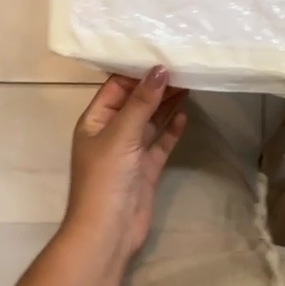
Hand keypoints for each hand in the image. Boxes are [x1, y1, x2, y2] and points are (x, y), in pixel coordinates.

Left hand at [64, 68, 188, 260]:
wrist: (108, 230)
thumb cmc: (105, 179)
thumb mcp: (121, 135)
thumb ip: (142, 102)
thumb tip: (160, 69)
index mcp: (95, 121)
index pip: (116, 87)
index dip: (137, 72)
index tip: (162, 55)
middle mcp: (111, 133)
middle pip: (136, 102)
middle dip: (156, 86)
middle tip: (183, 66)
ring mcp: (130, 152)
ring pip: (150, 121)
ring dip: (167, 105)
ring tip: (189, 83)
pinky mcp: (147, 168)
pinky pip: (160, 143)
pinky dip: (172, 129)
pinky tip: (184, 114)